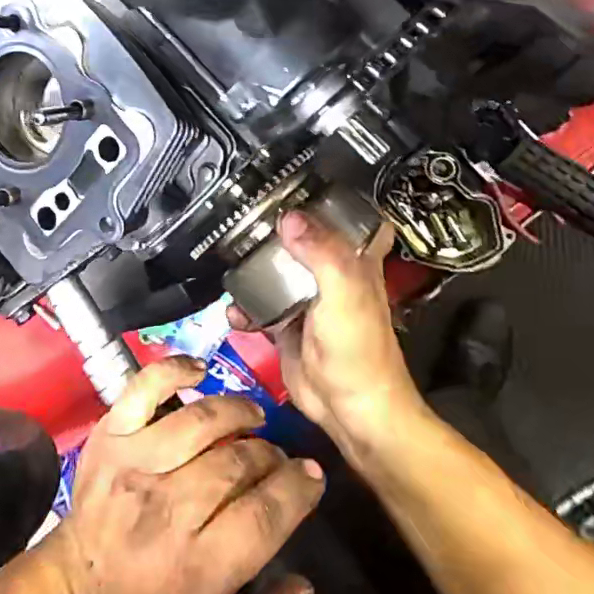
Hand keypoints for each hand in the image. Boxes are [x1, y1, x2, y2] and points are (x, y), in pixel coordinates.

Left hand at [5, 357, 322, 593]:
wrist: (71, 590)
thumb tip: (304, 581)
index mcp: (194, 567)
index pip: (263, 515)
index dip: (297, 490)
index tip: (312, 476)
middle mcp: (166, 509)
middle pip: (237, 463)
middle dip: (270, 455)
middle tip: (278, 458)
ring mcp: (135, 464)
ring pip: (203, 421)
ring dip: (238, 412)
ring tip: (254, 417)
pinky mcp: (111, 436)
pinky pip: (146, 388)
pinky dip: (175, 370)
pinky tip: (200, 370)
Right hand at [230, 212, 426, 453]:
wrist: (351, 410)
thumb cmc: (360, 351)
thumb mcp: (345, 292)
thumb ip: (322, 253)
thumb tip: (291, 219)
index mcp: (355, 262)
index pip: (351, 218)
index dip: (335, 199)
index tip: (307, 184)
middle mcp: (332, 275)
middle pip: (306, 240)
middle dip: (280, 230)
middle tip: (251, 218)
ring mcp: (308, 301)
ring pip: (279, 271)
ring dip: (256, 266)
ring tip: (233, 259)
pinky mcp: (288, 328)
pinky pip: (261, 308)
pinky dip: (245, 306)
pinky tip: (235, 308)